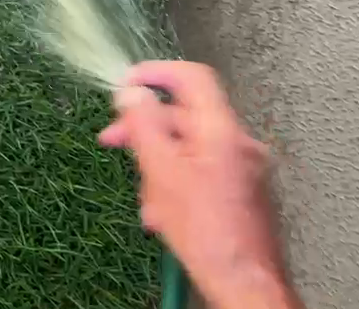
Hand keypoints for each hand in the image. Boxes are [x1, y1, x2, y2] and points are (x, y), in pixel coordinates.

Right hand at [98, 61, 299, 308]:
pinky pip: (199, 168)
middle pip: (182, 114)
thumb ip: (143, 122)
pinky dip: (175, 179)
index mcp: (221, 130)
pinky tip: (161, 209)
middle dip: (144, 128)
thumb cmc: (206, 233)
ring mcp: (242, 168)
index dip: (153, 73)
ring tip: (145, 194)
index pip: (190, 76)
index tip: (125, 85)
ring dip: (157, 162)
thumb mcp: (161, 169)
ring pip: (186, 145)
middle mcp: (237, 143)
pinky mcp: (240, 191)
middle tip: (114, 138)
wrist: (245, 286)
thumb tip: (132, 90)